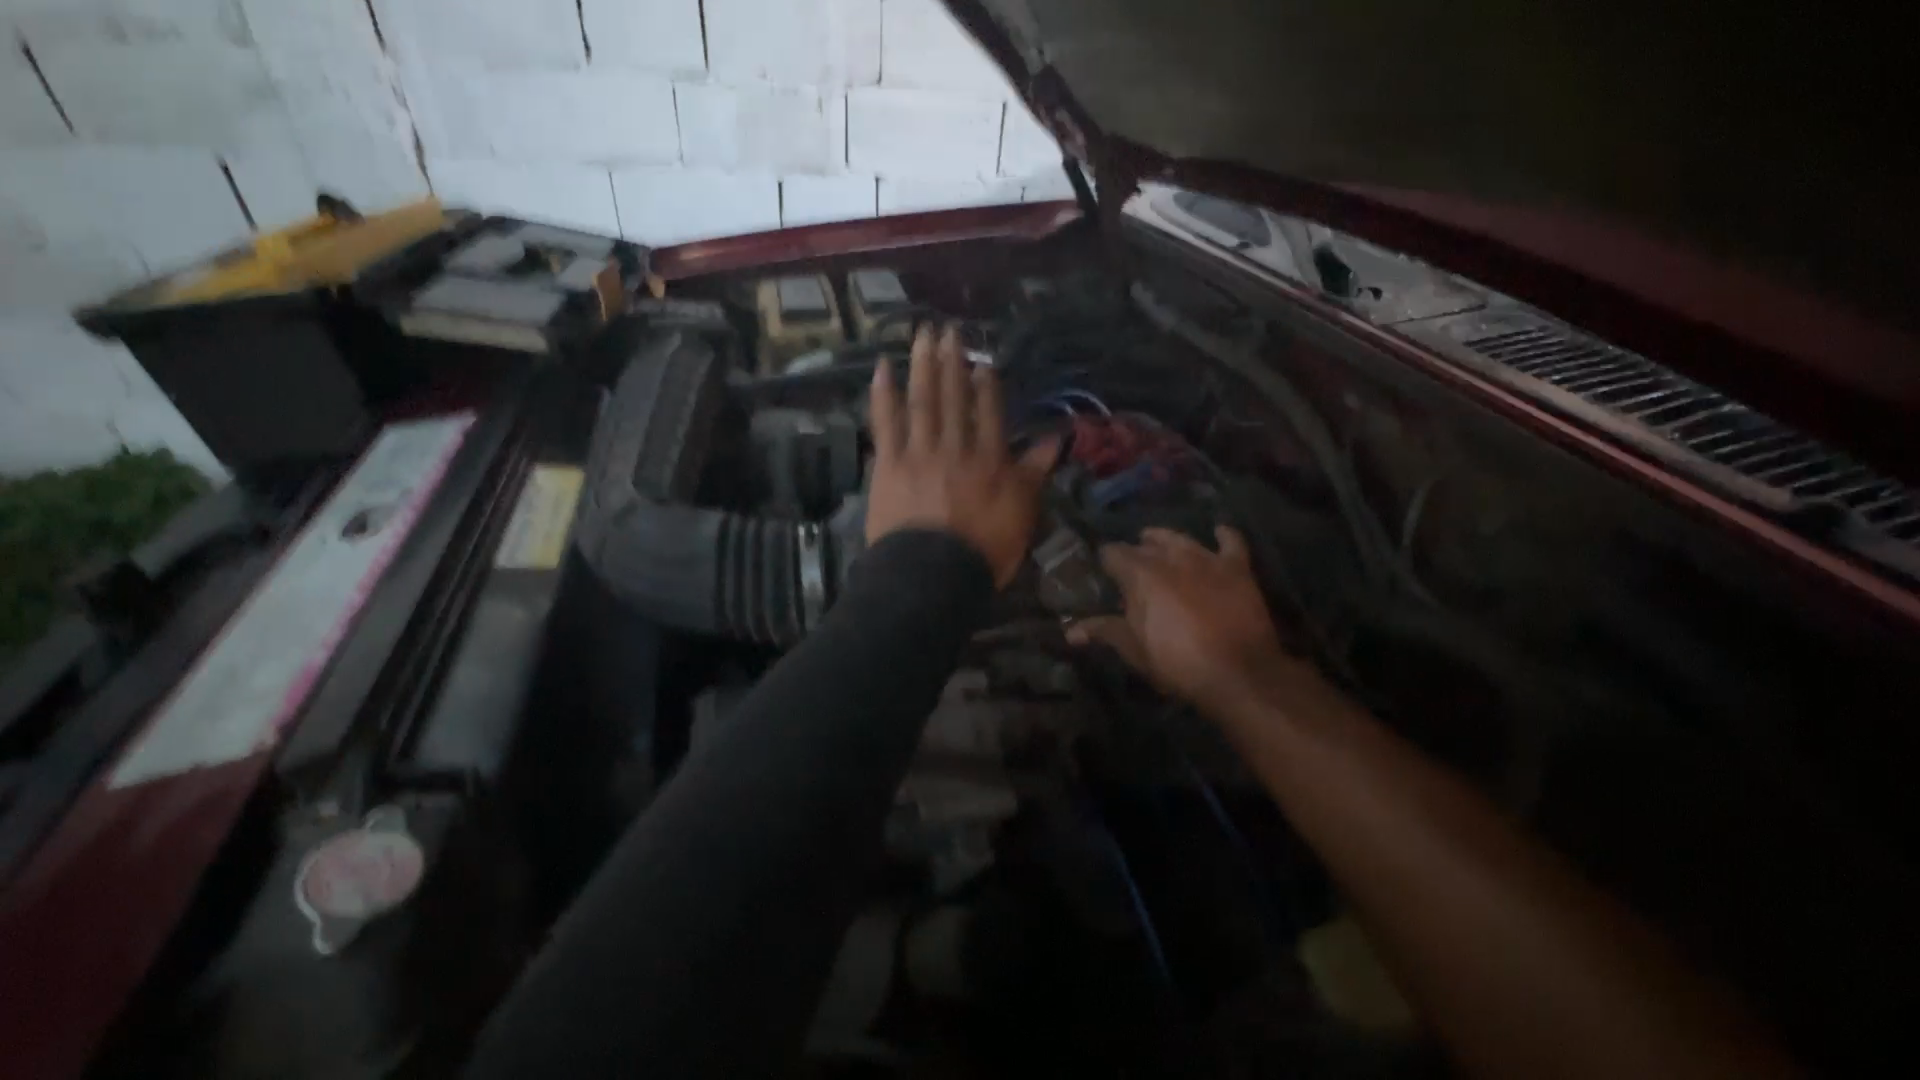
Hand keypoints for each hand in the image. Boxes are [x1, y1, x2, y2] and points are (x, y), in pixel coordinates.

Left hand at [867, 325, 1055, 585]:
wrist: (932, 575)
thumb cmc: (983, 551)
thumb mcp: (1022, 514)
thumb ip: (1035, 472)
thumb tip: (1057, 439)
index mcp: (989, 460)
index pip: (989, 412)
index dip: (985, 384)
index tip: (981, 358)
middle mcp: (955, 447)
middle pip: (954, 397)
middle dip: (952, 362)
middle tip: (948, 330)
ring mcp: (919, 453)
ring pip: (922, 400)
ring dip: (923, 365)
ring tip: (923, 335)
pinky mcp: (888, 464)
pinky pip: (885, 422)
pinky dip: (884, 393)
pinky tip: (883, 367)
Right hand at [1068, 526, 1287, 707]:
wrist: (1237, 673)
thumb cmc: (1178, 664)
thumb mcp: (1135, 650)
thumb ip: (1104, 631)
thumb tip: (1070, 631)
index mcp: (1141, 575)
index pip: (1114, 554)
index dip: (1107, 560)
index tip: (1104, 571)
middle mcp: (1171, 558)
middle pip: (1147, 544)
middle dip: (1136, 550)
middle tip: (1131, 565)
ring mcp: (1207, 559)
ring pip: (1181, 538)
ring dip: (1167, 539)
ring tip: (1159, 543)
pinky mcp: (1237, 568)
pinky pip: (1230, 541)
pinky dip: (1223, 535)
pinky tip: (1218, 532)